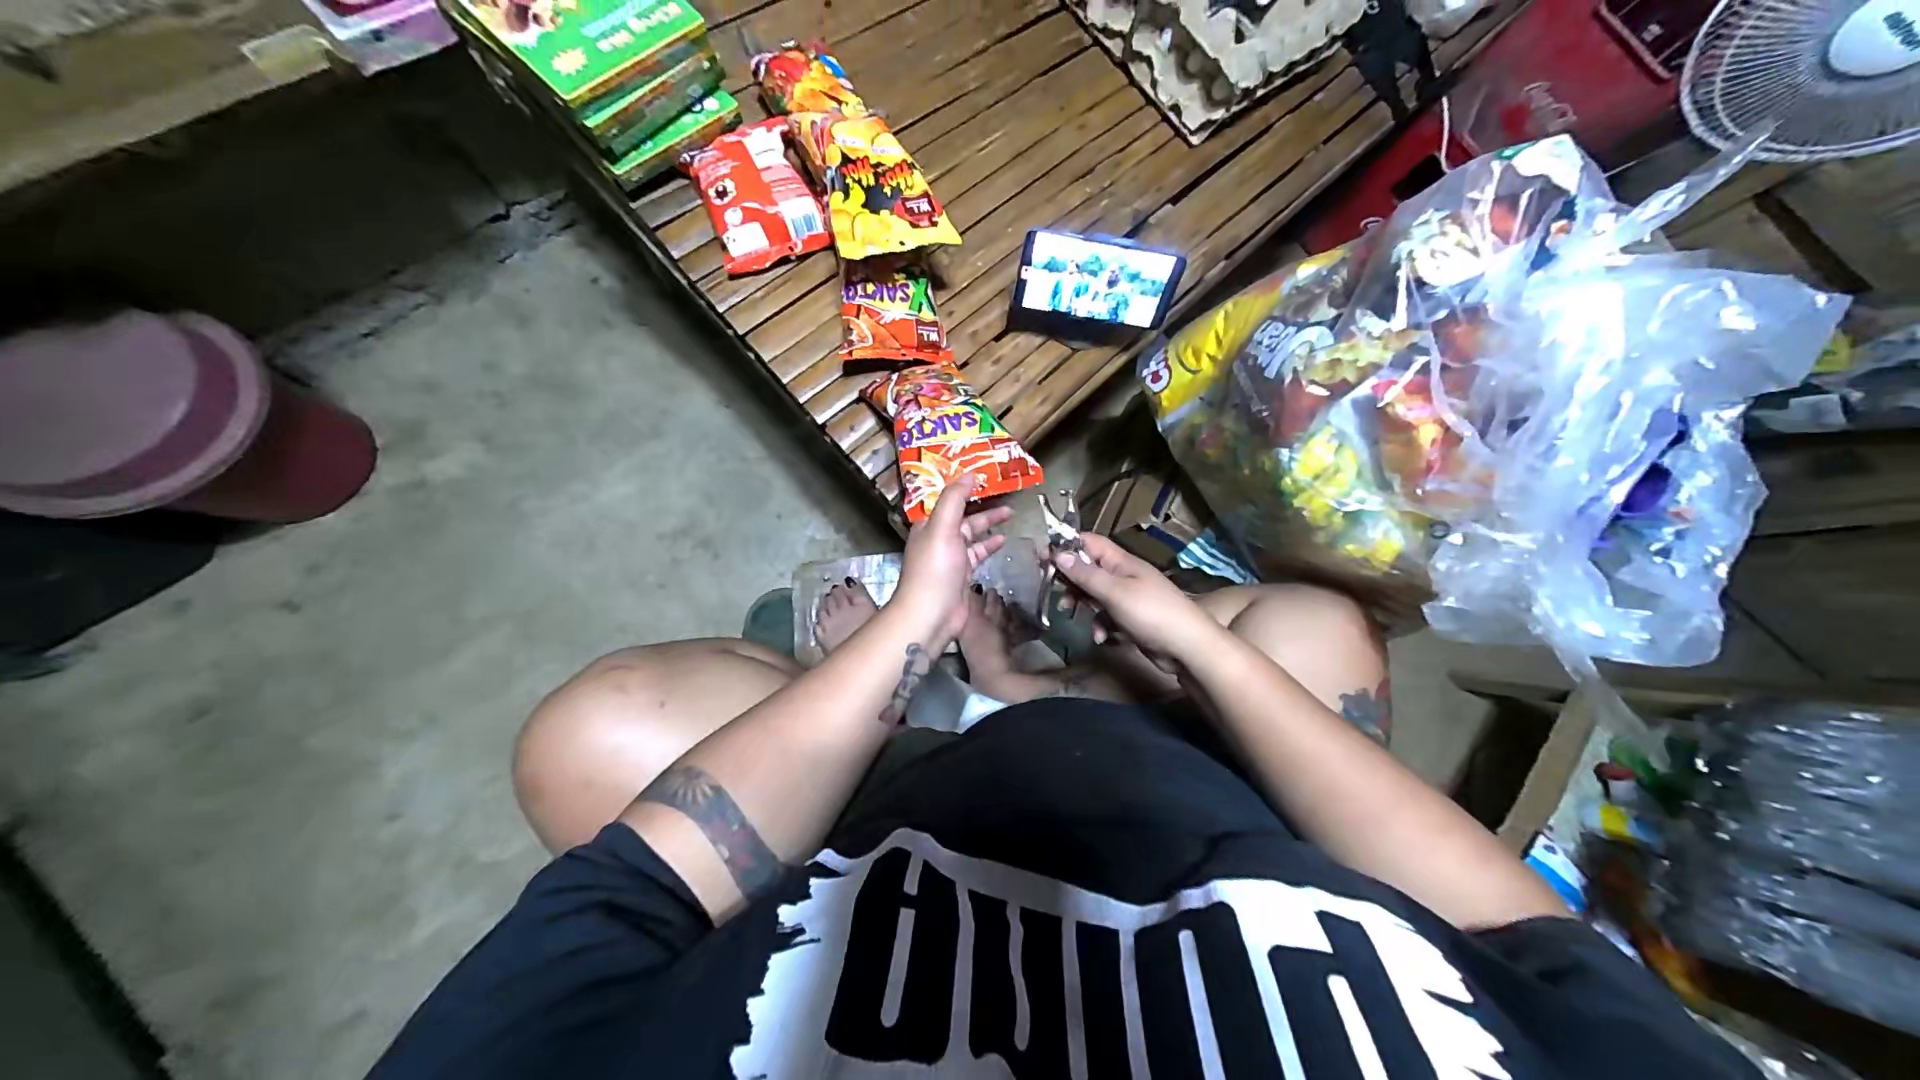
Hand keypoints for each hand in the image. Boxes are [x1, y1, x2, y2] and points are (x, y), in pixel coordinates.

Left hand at [896, 475, 1011, 648]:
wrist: (931, 614)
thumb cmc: (934, 569)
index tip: (986, 475)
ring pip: (972, 534)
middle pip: (963, 515)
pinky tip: (1003, 541)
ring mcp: (950, 557)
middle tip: (1007, 495)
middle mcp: (938, 538)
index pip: (948, 499)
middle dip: (983, 504)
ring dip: (989, 524)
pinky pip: (977, 554)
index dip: (965, 487)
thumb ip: (954, 499)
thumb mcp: (942, 527)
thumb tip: (970, 474)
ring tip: (1011, 515)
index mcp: (929, 524)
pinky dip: (989, 545)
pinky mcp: (962, 574)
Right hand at [1051, 532, 1223, 668]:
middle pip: (1087, 568)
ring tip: (1071, 613)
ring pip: (1093, 594)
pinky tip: (1101, 637)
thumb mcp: (1114, 592)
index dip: (1066, 546)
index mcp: (1121, 561)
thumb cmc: (1151, 613)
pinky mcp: (1129, 619)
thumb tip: (1058, 553)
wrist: (1187, 648)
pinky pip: (1105, 616)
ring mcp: (1126, 597)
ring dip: (1082, 603)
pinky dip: (1099, 625)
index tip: (1043, 558)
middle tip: (1054, 590)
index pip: (1088, 542)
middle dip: (1069, 579)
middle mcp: (1122, 575)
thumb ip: (1085, 574)